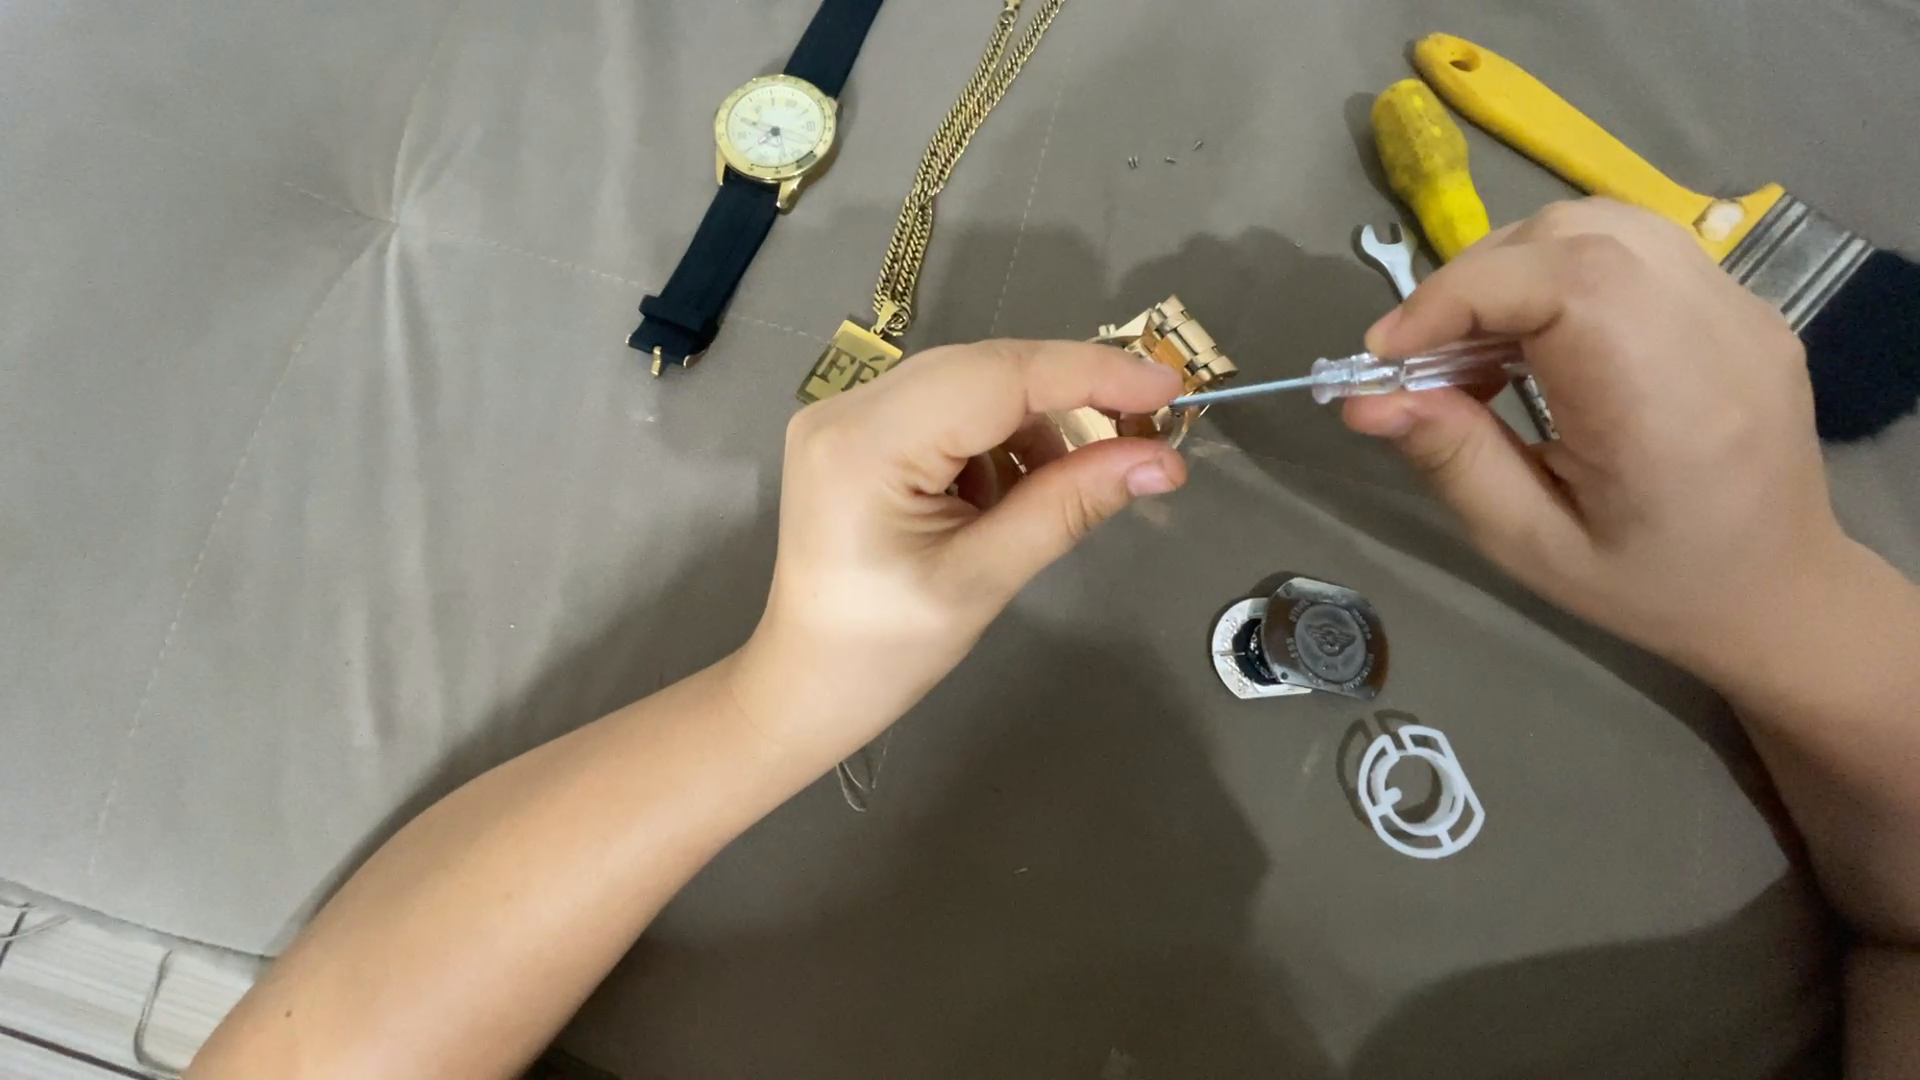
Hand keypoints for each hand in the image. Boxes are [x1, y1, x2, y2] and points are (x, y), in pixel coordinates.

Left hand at [730, 340, 1187, 765]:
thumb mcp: (983, 579)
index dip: (1090, 373)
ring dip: (1029, 422)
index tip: (1168, 386)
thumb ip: (1069, 506)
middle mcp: (846, 407)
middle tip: (1141, 430)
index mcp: (865, 444)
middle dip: (1067, 395)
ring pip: (967, 383)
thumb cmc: (886, 654)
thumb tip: (1161, 461)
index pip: (995, 376)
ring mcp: (843, 414)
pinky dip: (992, 437)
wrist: (807, 682)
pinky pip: (944, 407)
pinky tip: (1001, 490)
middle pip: (981, 368)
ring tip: (1055, 486)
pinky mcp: (853, 431)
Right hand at [1344, 199, 1849, 679]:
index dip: (1459, 297)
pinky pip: (1616, 247)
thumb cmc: (1641, 581)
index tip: (1386, 353)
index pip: (1570, 282)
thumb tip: (1366, 402)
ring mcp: (1733, 305)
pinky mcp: (1723, 300)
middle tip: (1413, 358)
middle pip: (1576, 237)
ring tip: (1460, 348)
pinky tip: (1513, 340)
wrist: (1771, 584)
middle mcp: (1718, 331)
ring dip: (1500, 272)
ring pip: (1594, 226)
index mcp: (1672, 406)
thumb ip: (1450, 459)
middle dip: (1465, 284)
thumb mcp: (1523, 541)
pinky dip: (1537, 275)